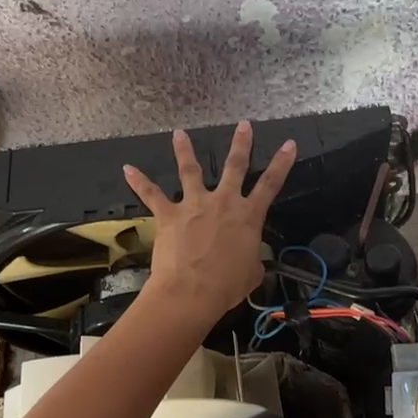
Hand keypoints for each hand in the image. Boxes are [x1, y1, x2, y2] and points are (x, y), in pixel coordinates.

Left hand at [123, 122, 296, 320]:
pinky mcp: (169, 215)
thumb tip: (250, 260)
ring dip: (184, 151)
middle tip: (244, 125)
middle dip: (241, 144)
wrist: (192, 292)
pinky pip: (151, 195)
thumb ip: (252, 259)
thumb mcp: (252, 273)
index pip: (271, 184)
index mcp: (249, 216)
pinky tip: (127, 170)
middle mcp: (223, 202)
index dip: (282, 163)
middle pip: (235, 166)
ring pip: (190, 170)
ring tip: (179, 134)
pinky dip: (139, 182)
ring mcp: (194, 205)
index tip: (289, 144)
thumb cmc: (227, 286)